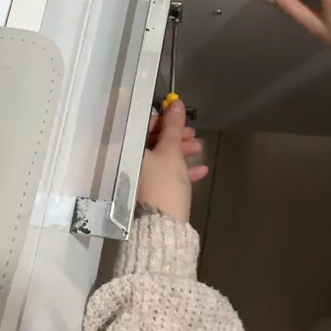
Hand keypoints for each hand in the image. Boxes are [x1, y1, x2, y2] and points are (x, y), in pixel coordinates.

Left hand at [136, 100, 207, 221]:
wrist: (164, 227)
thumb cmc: (164, 184)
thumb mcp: (171, 152)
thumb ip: (173, 126)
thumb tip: (175, 103)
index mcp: (129, 151)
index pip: (142, 127)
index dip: (162, 119)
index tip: (179, 117)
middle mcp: (130, 164)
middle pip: (153, 143)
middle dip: (175, 136)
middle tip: (192, 134)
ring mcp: (140, 180)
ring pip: (162, 158)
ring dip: (181, 151)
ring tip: (199, 150)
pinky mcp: (152, 194)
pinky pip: (166, 175)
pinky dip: (181, 171)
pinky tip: (201, 170)